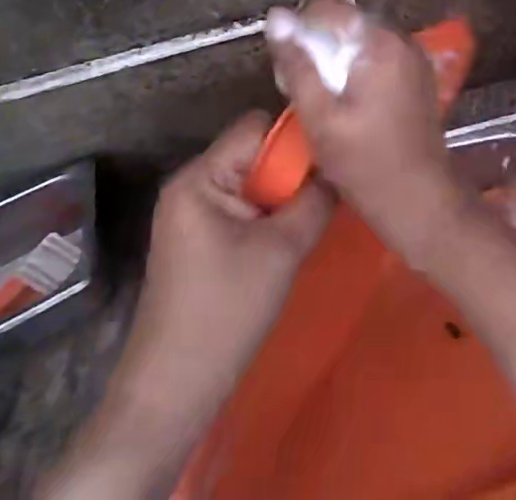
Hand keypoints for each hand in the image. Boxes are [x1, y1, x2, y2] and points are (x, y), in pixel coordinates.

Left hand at [42, 113, 331, 498]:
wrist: (174, 387)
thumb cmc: (226, 311)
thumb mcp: (283, 249)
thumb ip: (316, 199)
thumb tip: (341, 168)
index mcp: (200, 177)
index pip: (257, 128)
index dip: (296, 140)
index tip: (331, 163)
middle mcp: (190, 183)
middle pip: (254, 152)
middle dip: (291, 172)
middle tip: (324, 198)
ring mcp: (191, 211)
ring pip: (251, 181)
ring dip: (282, 196)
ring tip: (307, 222)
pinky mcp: (198, 236)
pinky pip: (242, 205)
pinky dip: (268, 215)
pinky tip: (286, 241)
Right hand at [266, 0, 470, 259]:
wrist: (422, 202)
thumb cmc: (367, 166)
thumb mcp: (320, 118)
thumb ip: (297, 65)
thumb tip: (277, 18)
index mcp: (381, 44)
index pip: (330, 7)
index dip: (300, 27)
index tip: (288, 61)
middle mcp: (402, 41)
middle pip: (347, 21)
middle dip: (318, 43)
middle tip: (300, 83)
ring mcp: (414, 58)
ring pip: (361, 39)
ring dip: (335, 57)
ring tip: (319, 95)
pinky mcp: (418, 76)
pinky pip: (378, 57)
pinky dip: (356, 68)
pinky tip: (345, 100)